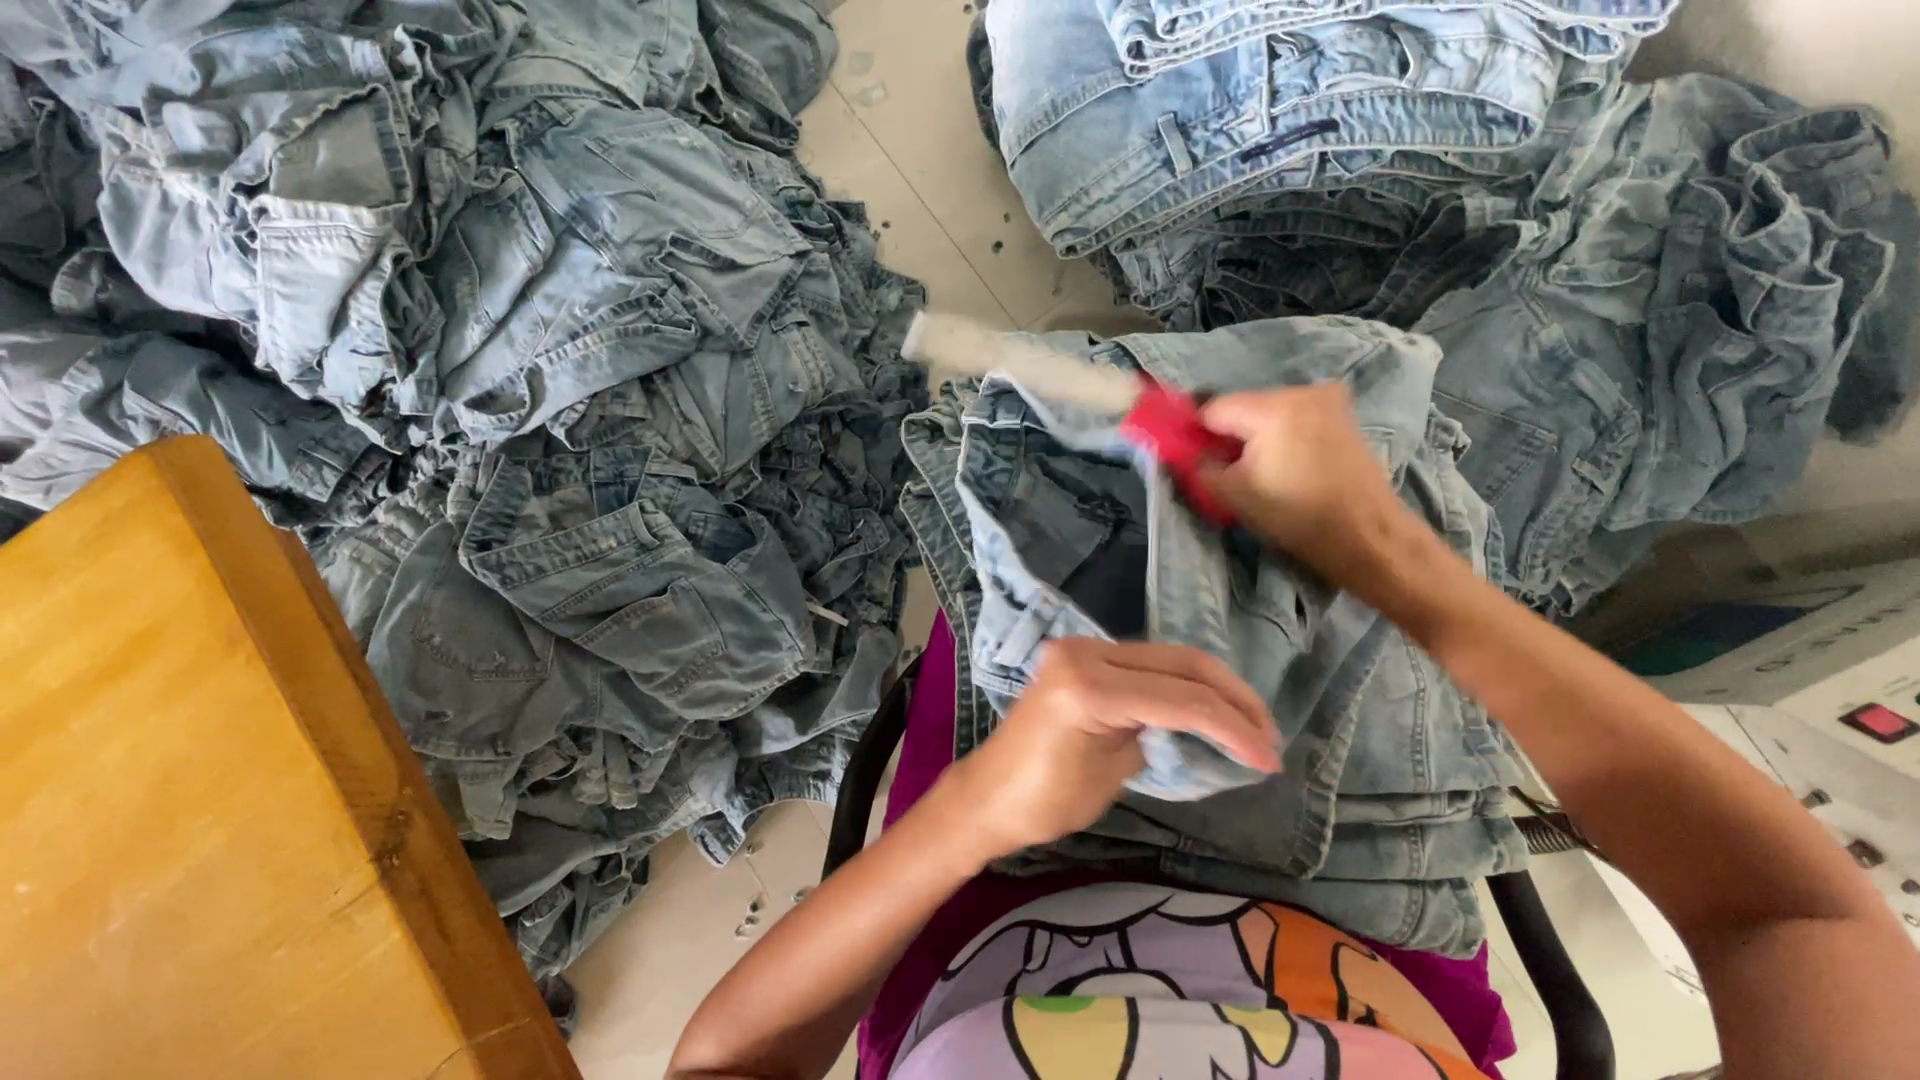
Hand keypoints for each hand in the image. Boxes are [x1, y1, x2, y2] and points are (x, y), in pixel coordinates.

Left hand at [930, 638, 1280, 863]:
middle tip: (1269, 737)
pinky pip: (1146, 667)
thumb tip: (1189, 725)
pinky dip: (1182, 688)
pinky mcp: (1082, 660)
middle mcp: (1086, 654)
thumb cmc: (1041, 802)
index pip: (1181, 700)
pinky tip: (1209, 710)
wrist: (986, 797)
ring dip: (1213, 690)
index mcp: (1088, 686)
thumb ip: (1153, 738)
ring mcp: (1082, 652)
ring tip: (1251, 726)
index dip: (1233, 728)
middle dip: (1232, 700)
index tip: (1269, 760)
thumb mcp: (1109, 775)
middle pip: (1182, 665)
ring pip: (1169, 660)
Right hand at [1198, 383, 1420, 577]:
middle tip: (1228, 469)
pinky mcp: (1343, 417)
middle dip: (1230, 434)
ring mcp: (1328, 401)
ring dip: (1257, 436)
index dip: (1197, 433)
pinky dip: (1282, 436)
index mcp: (1272, 406)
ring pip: (1270, 412)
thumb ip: (1199, 466)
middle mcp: (1302, 391)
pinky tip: (1286, 466)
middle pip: (1244, 407)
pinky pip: (1296, 419)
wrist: (1366, 535)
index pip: (1213, 408)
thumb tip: (1189, 454)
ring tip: (1261, 471)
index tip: (1194, 458)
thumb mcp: (1232, 494)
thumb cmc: (1295, 514)